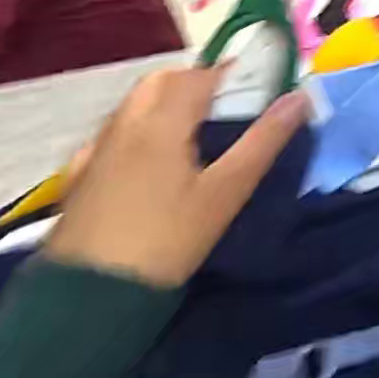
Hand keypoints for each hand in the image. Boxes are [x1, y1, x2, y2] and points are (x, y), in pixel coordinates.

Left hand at [43, 68, 307, 287]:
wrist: (85, 304)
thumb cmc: (168, 238)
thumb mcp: (229, 189)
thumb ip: (266, 138)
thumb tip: (301, 95)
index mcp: (162, 123)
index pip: (199, 76)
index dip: (232, 73)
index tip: (259, 87)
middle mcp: (124, 128)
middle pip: (159, 82)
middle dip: (195, 82)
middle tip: (227, 105)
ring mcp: (94, 154)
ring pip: (132, 106)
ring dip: (165, 102)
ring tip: (195, 130)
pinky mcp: (77, 182)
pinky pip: (109, 136)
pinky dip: (134, 130)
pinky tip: (147, 157)